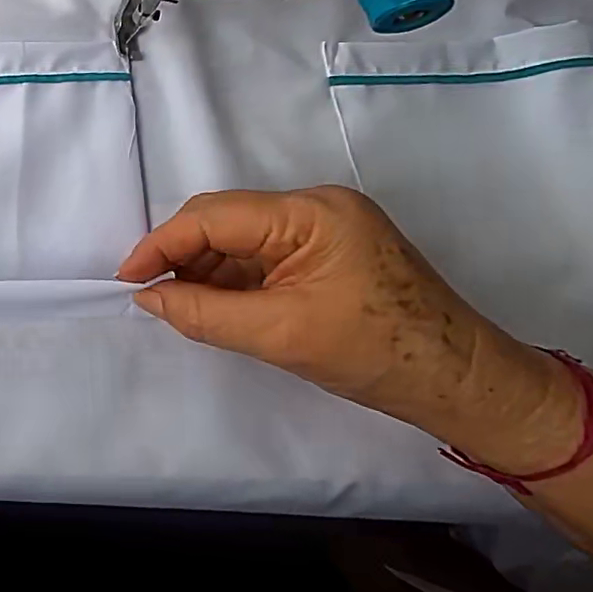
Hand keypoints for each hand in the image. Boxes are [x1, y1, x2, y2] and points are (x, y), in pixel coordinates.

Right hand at [116, 186, 582, 470]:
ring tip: (181, 303)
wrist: (465, 385)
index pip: (211, 217)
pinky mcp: (321, 247)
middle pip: (219, 219)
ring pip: (232, 235)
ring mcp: (320, 225)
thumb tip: (145, 297)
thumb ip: (200, 311)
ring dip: (200, 267)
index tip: (127, 279)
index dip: (160, 245)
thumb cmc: (376, 355)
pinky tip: (213, 301)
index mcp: (311, 213)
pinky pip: (253, 251)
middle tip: (149, 291)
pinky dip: (225, 276)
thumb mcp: (275, 334)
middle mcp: (314, 206)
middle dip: (178, 254)